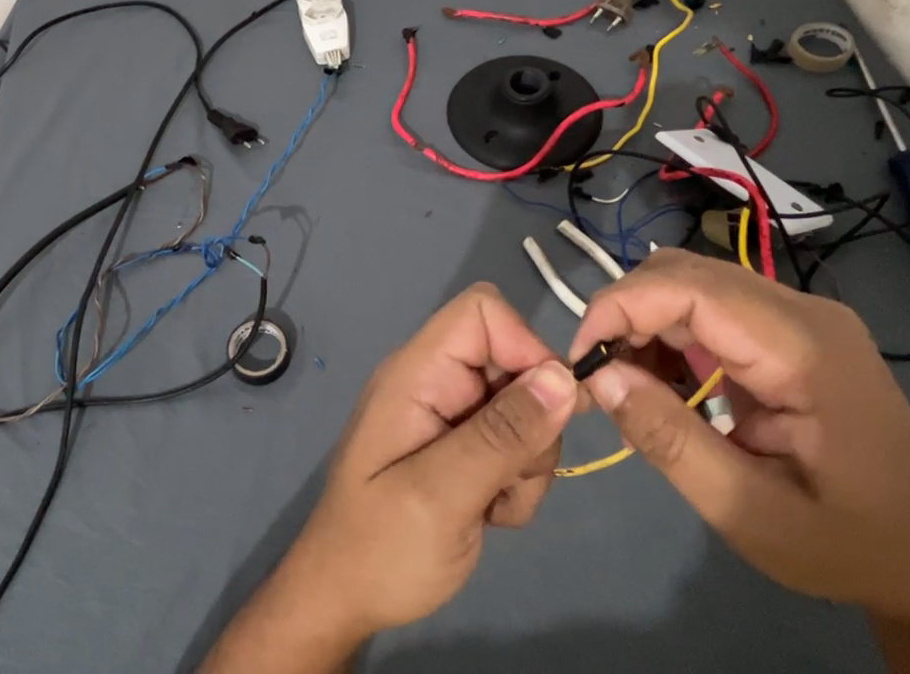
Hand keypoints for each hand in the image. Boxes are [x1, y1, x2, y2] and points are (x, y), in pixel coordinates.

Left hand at [294, 282, 584, 629]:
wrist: (346, 597)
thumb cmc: (380, 547)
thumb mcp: (442, 493)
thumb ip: (502, 434)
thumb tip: (562, 376)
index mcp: (416, 374)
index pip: (482, 312)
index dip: (525, 346)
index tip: (547, 409)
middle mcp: (434, 383)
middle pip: (514, 363)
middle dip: (533, 422)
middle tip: (510, 477)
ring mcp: (449, 416)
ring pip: (526, 409)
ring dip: (528, 461)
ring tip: (490, 503)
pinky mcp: (464, 448)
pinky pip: (518, 445)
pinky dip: (518, 481)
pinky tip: (489, 513)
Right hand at [569, 248, 909, 616]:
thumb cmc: (847, 543)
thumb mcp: (747, 510)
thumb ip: (669, 439)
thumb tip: (598, 376)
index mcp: (804, 349)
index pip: (687, 286)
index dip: (619, 308)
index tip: (581, 362)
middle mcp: (804, 312)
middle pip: (684, 271)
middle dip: (625, 314)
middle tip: (600, 379)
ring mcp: (803, 317)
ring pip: (691, 281)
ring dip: (644, 323)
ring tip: (630, 387)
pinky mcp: (794, 332)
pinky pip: (712, 306)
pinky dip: (671, 334)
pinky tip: (668, 384)